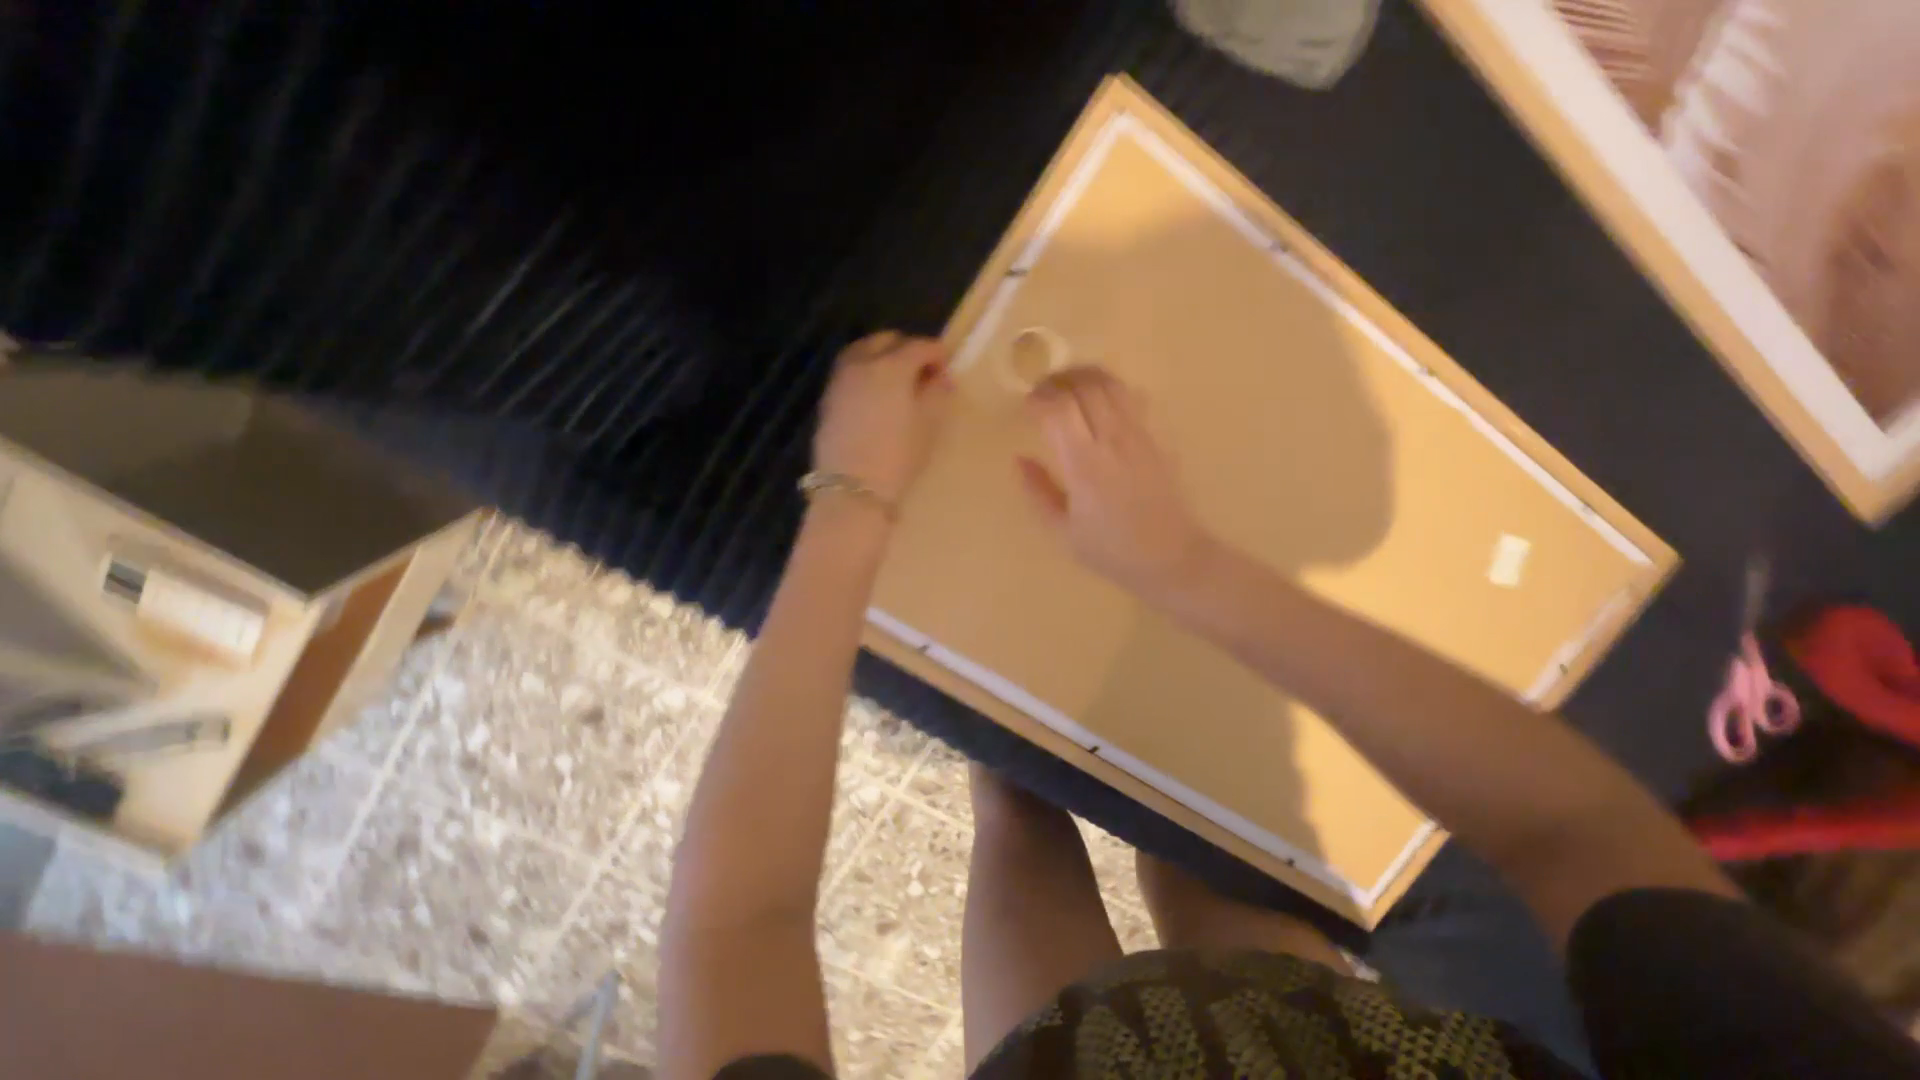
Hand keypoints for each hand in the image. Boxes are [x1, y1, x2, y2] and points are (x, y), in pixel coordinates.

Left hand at [813, 331, 953, 505]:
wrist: (851, 488)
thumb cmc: (897, 456)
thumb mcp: (929, 425)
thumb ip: (937, 392)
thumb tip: (939, 377)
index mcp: (892, 365)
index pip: (920, 346)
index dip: (938, 354)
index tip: (947, 368)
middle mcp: (862, 363)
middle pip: (887, 340)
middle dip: (907, 349)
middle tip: (922, 372)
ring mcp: (841, 379)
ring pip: (863, 351)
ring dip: (882, 357)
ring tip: (897, 382)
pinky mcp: (828, 398)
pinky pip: (850, 371)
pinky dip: (865, 372)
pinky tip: (875, 396)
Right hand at [1018, 366, 1213, 598]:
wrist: (1170, 557)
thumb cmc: (1111, 550)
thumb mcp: (1063, 531)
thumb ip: (1037, 491)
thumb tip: (1019, 458)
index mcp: (1084, 465)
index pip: (1058, 408)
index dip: (1038, 398)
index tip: (1026, 406)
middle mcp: (1112, 440)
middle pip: (1084, 386)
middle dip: (1057, 381)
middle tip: (1042, 391)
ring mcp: (1139, 434)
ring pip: (1111, 384)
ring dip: (1085, 377)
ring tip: (1068, 387)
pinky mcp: (1157, 436)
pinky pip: (1133, 397)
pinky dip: (1111, 388)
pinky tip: (1101, 401)